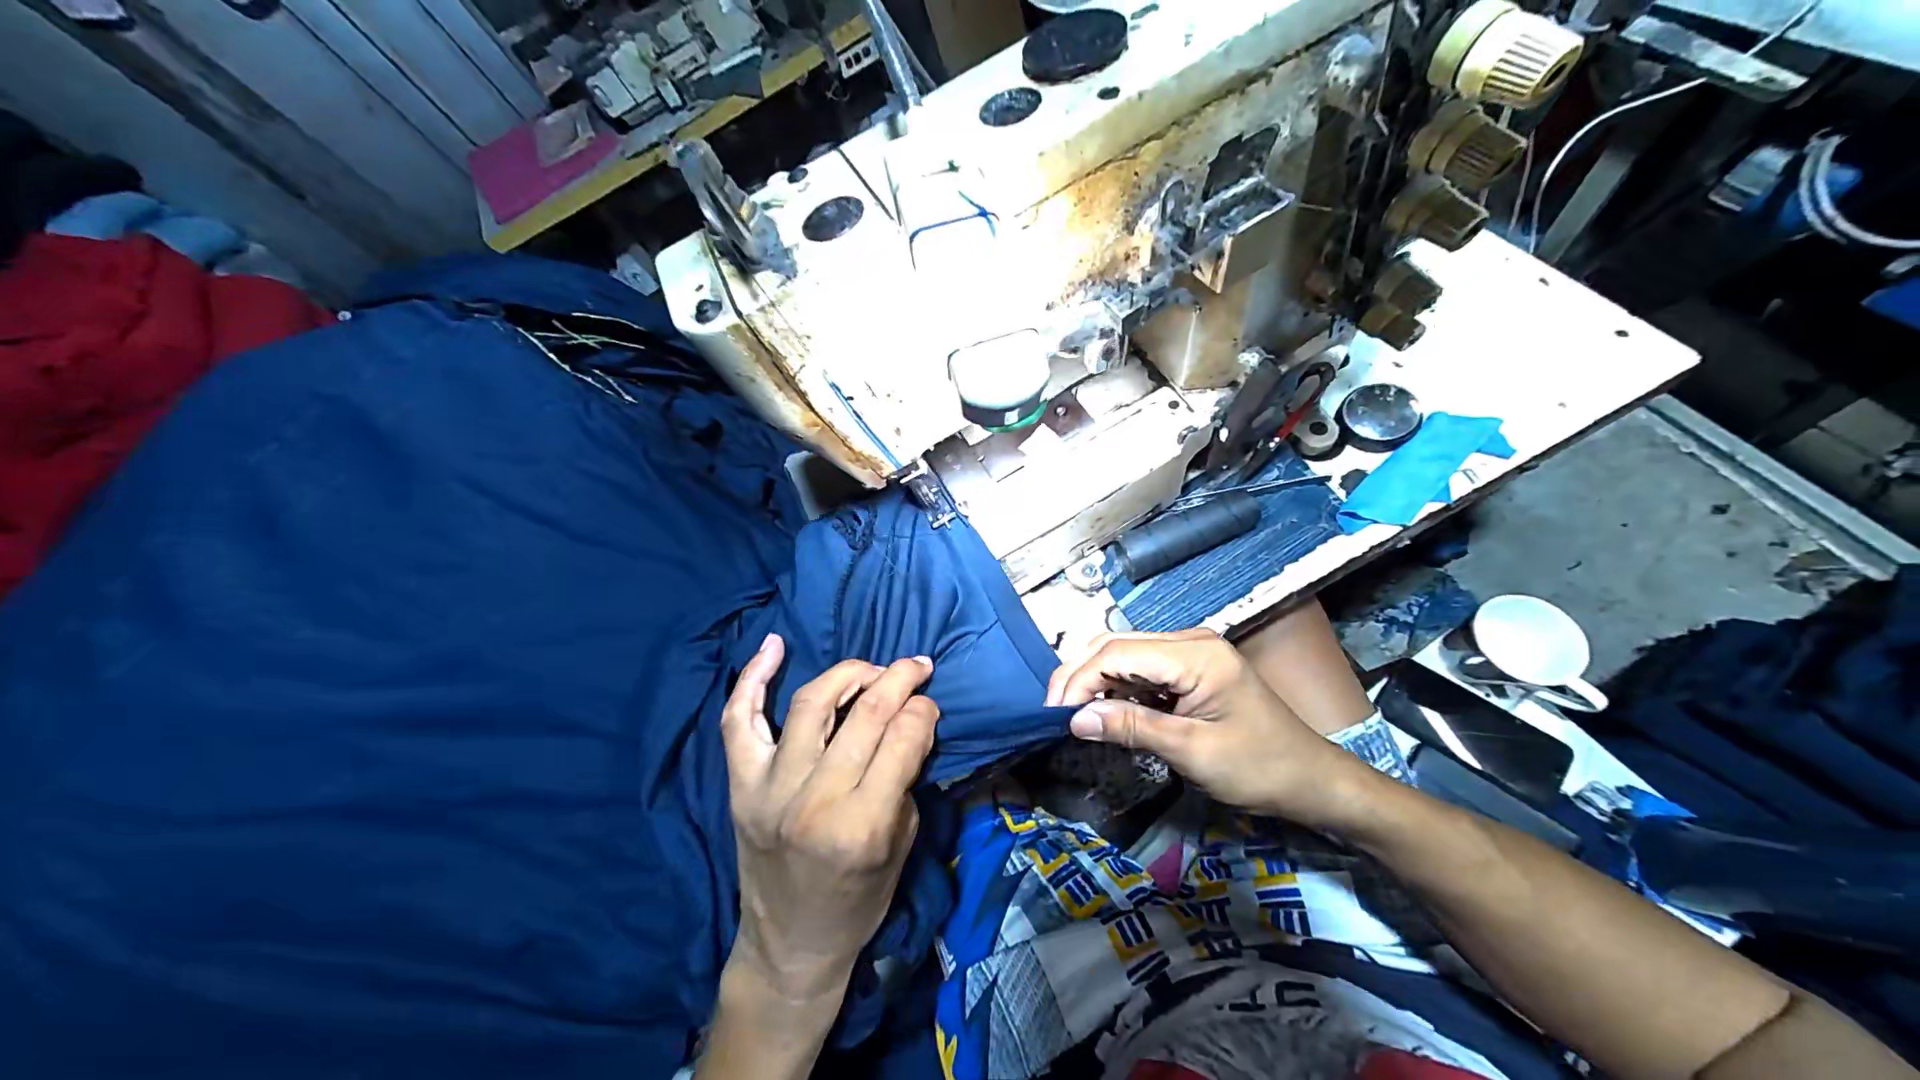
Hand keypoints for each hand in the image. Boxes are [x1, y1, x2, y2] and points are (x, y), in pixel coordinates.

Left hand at [720, 634, 938, 1004]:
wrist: (790, 942)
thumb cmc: (858, 901)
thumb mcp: (901, 844)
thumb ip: (904, 778)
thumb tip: (912, 717)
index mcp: (861, 825)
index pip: (903, 736)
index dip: (924, 709)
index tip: (930, 704)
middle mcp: (814, 800)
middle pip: (865, 713)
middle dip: (899, 679)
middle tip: (916, 667)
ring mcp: (769, 789)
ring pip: (811, 703)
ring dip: (849, 673)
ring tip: (872, 669)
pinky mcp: (740, 786)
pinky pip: (739, 721)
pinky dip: (751, 679)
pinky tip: (772, 646)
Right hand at [1045, 629, 1369, 827]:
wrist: (1311, 781)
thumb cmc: (1259, 767)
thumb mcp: (1192, 750)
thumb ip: (1131, 727)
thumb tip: (1075, 719)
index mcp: (1195, 652)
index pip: (1116, 652)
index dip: (1078, 680)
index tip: (1054, 715)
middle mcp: (1188, 641)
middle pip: (1114, 645)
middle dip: (1078, 676)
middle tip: (1054, 713)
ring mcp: (1189, 653)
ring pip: (1122, 654)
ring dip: (1094, 681)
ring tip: (1072, 714)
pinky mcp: (1188, 670)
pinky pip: (1139, 669)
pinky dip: (1114, 688)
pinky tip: (1102, 710)